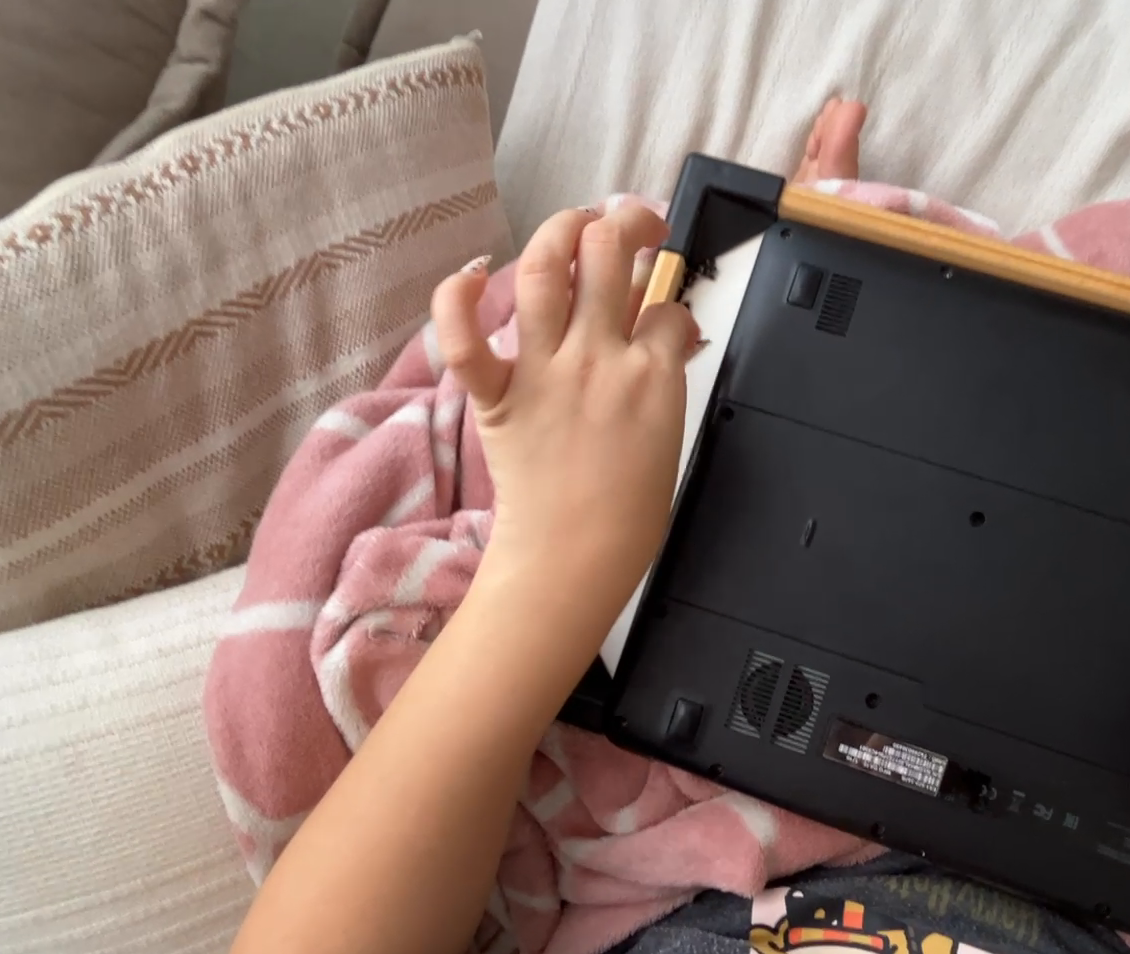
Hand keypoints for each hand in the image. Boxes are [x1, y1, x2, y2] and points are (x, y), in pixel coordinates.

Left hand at [429, 205, 697, 621]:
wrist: (577, 555)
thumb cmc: (630, 511)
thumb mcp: (668, 436)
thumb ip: (667, 377)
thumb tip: (669, 338)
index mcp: (651, 373)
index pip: (668, 308)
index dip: (672, 305)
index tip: (667, 318)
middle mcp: (598, 357)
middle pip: (609, 254)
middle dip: (625, 223)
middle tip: (631, 228)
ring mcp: (544, 371)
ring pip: (544, 269)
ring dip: (559, 230)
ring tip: (575, 224)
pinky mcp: (498, 396)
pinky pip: (465, 338)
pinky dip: (457, 299)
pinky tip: (471, 272)